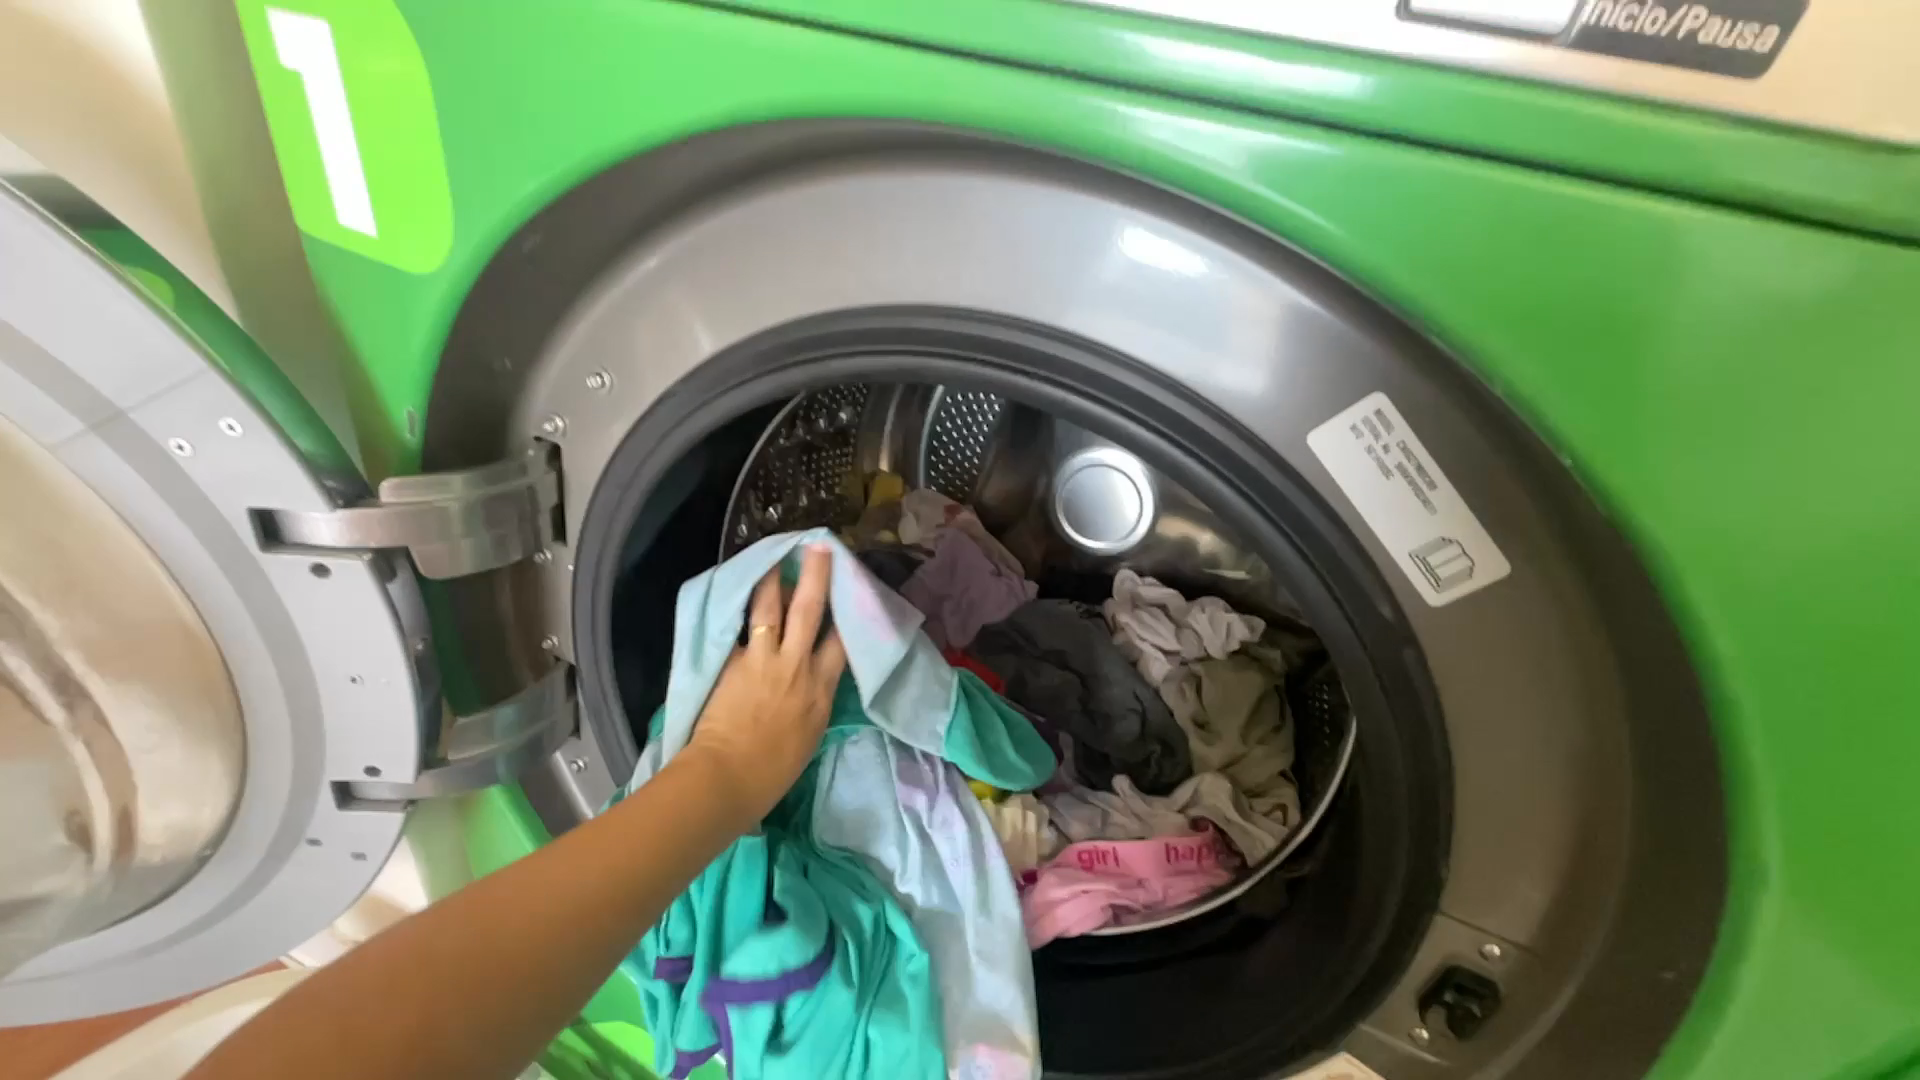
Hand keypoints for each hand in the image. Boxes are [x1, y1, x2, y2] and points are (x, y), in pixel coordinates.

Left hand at [681, 545, 847, 827]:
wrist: (728, 777)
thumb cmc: (773, 772)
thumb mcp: (810, 735)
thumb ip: (814, 702)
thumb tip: (813, 684)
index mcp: (820, 690)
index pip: (842, 642)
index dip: (848, 614)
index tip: (852, 592)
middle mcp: (796, 666)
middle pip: (810, 611)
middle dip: (816, 576)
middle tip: (819, 548)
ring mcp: (762, 661)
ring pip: (770, 609)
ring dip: (773, 580)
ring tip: (774, 559)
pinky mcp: (732, 662)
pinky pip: (737, 628)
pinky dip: (738, 610)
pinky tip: (735, 594)